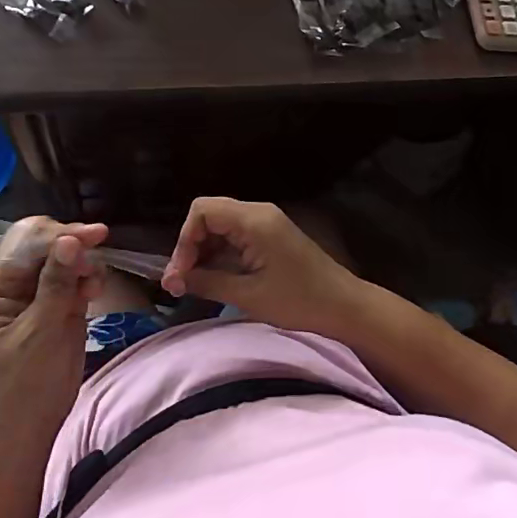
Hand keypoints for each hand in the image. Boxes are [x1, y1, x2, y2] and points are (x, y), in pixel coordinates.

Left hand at [0, 217, 108, 443]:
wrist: (31, 427)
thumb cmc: (26, 384)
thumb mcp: (41, 332)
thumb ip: (56, 284)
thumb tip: (69, 239)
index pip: (28, 248)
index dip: (60, 237)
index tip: (95, 234)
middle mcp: (15, 287)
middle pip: (47, 250)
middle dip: (74, 249)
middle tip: (100, 250)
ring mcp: (39, 297)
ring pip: (66, 263)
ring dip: (84, 266)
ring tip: (93, 286)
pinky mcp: (60, 309)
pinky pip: (76, 282)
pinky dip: (88, 281)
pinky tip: (93, 291)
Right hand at [160, 198, 364, 335]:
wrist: (344, 306)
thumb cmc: (298, 301)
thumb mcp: (247, 295)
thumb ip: (206, 282)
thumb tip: (172, 280)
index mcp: (253, 220)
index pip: (202, 211)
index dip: (184, 239)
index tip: (181, 273)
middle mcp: (257, 213)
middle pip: (208, 216)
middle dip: (190, 247)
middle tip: (181, 282)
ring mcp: (265, 222)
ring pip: (218, 226)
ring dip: (202, 252)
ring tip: (193, 284)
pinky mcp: (269, 235)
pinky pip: (233, 236)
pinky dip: (219, 254)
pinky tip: (213, 278)